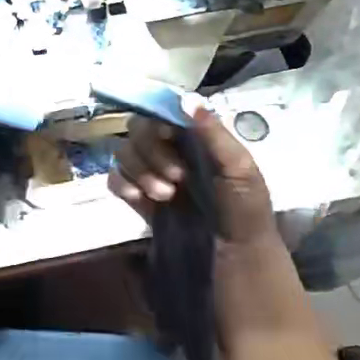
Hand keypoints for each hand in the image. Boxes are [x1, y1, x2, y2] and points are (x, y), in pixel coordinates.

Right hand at [108, 99, 280, 256]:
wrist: (235, 261)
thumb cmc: (244, 211)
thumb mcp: (239, 169)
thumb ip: (214, 134)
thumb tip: (187, 98)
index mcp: (195, 137)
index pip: (162, 111)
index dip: (158, 119)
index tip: (166, 133)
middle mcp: (171, 150)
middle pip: (138, 130)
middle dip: (151, 151)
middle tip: (177, 178)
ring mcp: (152, 174)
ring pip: (124, 153)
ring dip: (139, 171)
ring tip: (165, 196)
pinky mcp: (138, 199)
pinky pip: (115, 180)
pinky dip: (122, 184)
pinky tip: (137, 198)